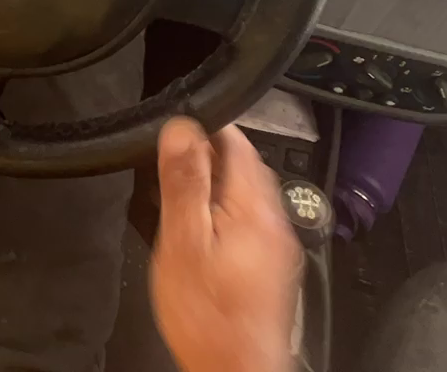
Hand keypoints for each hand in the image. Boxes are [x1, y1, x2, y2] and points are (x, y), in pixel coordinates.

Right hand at [150, 117, 302, 371]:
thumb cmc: (207, 317)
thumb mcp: (183, 240)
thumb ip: (184, 181)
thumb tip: (181, 129)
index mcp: (255, 209)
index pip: (236, 140)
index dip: (202, 128)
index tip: (174, 134)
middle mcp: (274, 222)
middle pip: (242, 163)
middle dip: (206, 157)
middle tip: (171, 169)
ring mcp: (275, 244)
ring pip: (244, 190)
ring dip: (213, 184)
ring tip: (180, 201)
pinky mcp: (270, 264)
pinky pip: (246, 217)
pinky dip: (222, 210)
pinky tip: (200, 230)